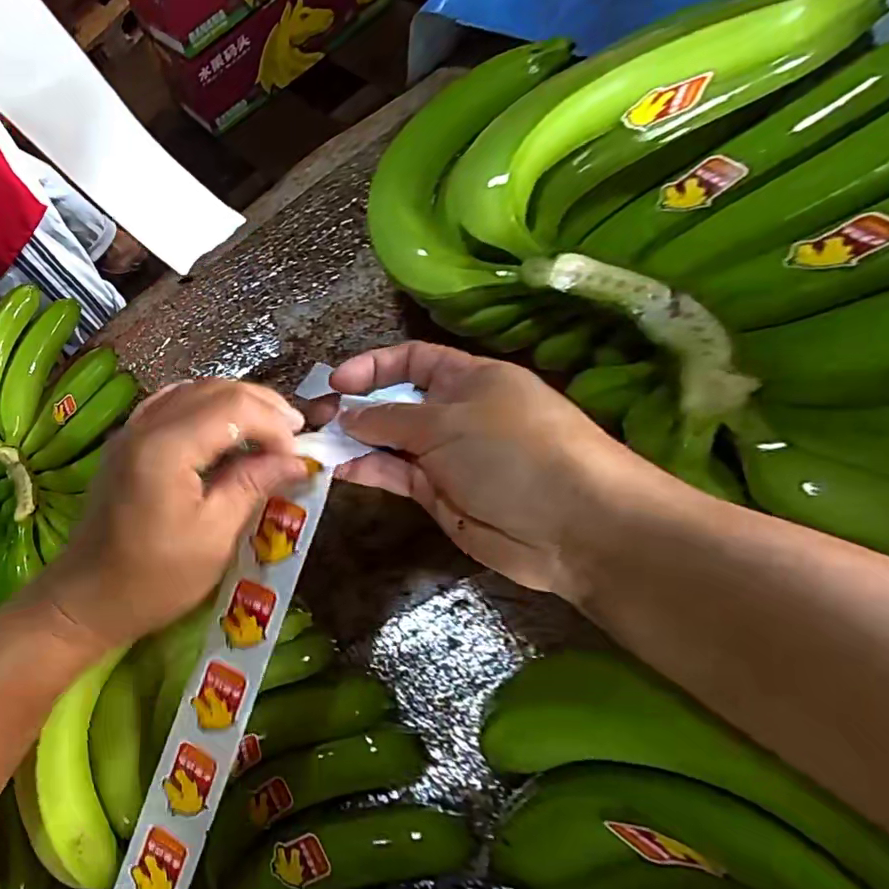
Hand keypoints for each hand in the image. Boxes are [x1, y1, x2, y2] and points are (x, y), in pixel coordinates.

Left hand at [34, 379, 307, 651]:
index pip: (234, 407)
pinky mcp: (126, 442)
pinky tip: (225, 430)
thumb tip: (297, 460)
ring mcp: (131, 430)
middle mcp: (145, 425)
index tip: (298, 455)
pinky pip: (172, 405)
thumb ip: (253, 485)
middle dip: (261, 406)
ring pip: (193, 391)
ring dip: (235, 403)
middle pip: (214, 390)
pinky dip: (206, 408)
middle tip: (295, 434)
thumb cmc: (154, 579)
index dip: (274, 424)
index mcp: (166, 447)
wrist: (88, 599)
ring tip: (268, 429)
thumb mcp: (215, 536)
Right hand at [326, 342, 669, 600]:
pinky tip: (337, 468)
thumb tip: (346, 414)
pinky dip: (367, 470)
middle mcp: (456, 412)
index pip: (413, 360)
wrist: (576, 528)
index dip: (373, 366)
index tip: (336, 382)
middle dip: (355, 407)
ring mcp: (447, 456)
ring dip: (354, 441)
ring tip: (316, 444)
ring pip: (389, 441)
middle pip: (395, 401)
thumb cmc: (515, 451)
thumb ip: (389, 418)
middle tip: (313, 418)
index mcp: (469, 378)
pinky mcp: (439, 494)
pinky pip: (395, 474)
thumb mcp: (448, 421)